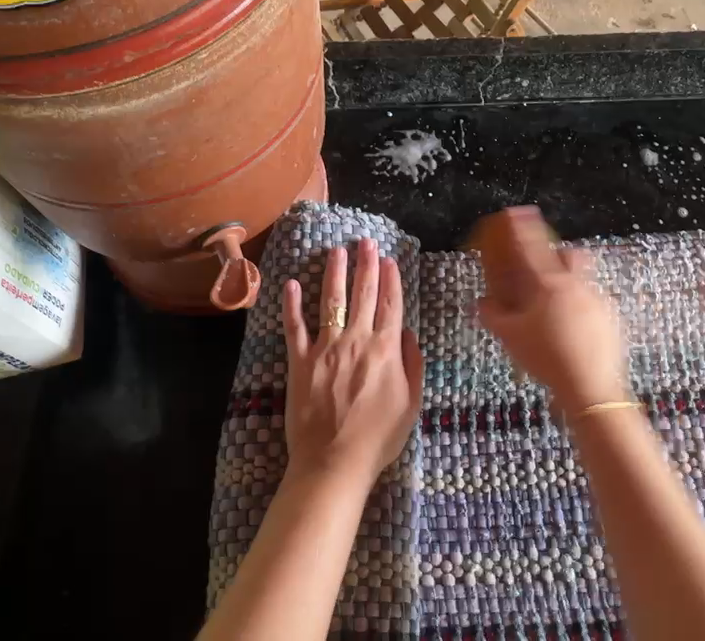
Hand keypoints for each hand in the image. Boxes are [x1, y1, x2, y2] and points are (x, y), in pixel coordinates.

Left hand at [282, 237, 423, 489]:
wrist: (334, 462)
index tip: (389, 259)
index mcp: (385, 350)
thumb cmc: (378, 438)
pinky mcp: (300, 362)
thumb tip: (406, 333)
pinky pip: (295, 328)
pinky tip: (292, 285)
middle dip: (366, 264)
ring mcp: (325, 348)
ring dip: (335, 273)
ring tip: (337, 251)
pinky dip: (292, 305)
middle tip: (366, 242)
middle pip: (363, 294)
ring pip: (331, 301)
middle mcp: (356, 340)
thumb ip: (412, 365)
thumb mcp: (411, 404)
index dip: (391, 280)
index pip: (390, 305)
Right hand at [469, 206, 628, 415]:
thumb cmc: (545, 358)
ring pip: (582, 280)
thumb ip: (493, 316)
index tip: (516, 212)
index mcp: (548, 285)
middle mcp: (575, 286)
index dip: (522, 226)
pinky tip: (573, 331)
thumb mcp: (510, 338)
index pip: (532, 246)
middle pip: (568, 254)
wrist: (590, 388)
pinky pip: (594, 304)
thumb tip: (482, 303)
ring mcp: (597, 301)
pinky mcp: (612, 320)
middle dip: (557, 252)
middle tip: (545, 266)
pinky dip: (581, 309)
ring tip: (556, 309)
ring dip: (569, 285)